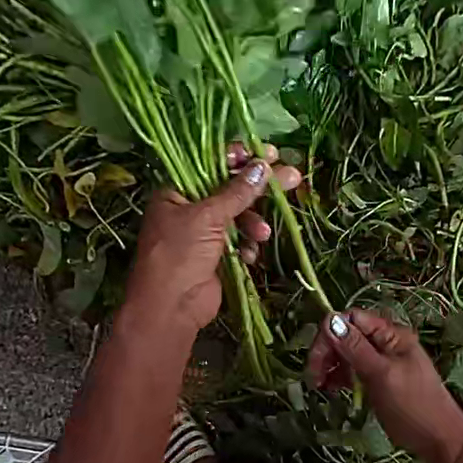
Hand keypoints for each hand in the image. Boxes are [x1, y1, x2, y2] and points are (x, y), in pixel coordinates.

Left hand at [124, 143, 301, 330]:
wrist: (170, 307)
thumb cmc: (178, 255)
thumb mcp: (207, 217)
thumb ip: (237, 192)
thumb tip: (263, 166)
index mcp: (177, 191)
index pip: (212, 164)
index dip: (241, 158)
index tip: (270, 155)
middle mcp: (190, 208)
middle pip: (231, 190)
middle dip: (259, 188)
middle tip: (292, 178)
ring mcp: (204, 233)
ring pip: (239, 217)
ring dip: (254, 223)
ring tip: (261, 234)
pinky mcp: (217, 255)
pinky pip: (240, 241)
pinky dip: (247, 245)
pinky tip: (248, 254)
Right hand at [307, 310, 462, 462]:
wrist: (439, 439)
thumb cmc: (413, 406)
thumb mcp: (382, 375)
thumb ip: (356, 348)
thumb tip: (330, 321)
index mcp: (392, 334)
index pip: (352, 318)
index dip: (331, 332)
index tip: (317, 359)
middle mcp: (386, 342)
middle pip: (347, 334)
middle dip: (327, 351)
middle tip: (314, 378)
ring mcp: (383, 361)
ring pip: (347, 353)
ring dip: (331, 365)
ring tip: (322, 387)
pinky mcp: (379, 379)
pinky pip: (354, 369)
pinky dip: (341, 377)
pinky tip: (334, 389)